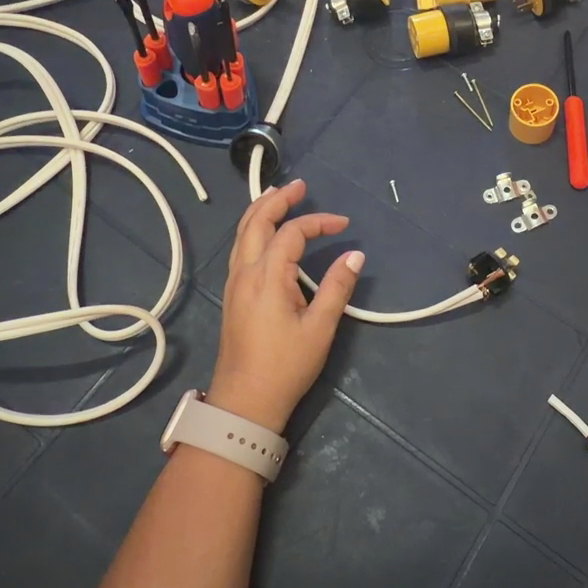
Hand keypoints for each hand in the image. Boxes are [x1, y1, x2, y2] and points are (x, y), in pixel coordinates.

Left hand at [206, 179, 362, 434]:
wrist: (244, 401)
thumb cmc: (285, 366)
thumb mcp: (320, 328)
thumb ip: (337, 287)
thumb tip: (355, 255)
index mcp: (267, 276)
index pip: (292, 233)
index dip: (318, 222)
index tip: (344, 226)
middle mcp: (245, 272)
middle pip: (257, 221)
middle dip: (278, 199)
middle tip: (300, 185)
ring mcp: (234, 282)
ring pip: (243, 233)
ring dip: (261, 210)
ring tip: (278, 195)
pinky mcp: (232, 294)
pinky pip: (241, 247)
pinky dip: (253, 228)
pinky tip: (264, 231)